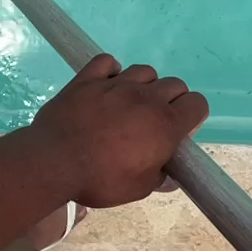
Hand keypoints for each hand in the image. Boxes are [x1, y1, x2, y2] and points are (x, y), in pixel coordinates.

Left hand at [31, 54, 207, 207]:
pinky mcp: (86, 80)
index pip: (197, 104)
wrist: (53, 163)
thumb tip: (168, 177)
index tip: (175, 131)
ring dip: (142, 85)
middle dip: (169, 100)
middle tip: (150, 121)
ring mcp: (115, 85)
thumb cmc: (100, 179)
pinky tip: (104, 84)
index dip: (190, 116)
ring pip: (143, 71)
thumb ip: (157, 178)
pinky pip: (105, 61)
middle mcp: (145, 98)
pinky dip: (109, 70)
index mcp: (165, 124)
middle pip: (174, 84)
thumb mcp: (137, 188)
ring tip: (126, 104)